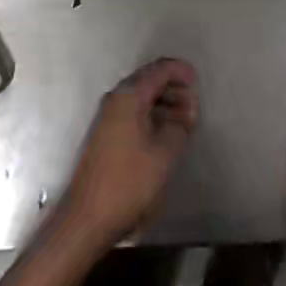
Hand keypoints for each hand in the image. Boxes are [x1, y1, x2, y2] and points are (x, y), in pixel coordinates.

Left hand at [55, 57, 198, 245]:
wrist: (89, 215)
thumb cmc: (129, 181)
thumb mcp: (164, 153)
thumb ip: (179, 125)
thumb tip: (186, 110)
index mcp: (129, 96)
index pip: (158, 70)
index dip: (179, 71)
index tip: (197, 80)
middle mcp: (116, 98)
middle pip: (148, 80)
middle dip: (173, 86)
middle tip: (194, 103)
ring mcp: (109, 116)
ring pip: (141, 97)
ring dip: (163, 102)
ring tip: (185, 119)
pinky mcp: (107, 134)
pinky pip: (134, 112)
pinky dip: (152, 114)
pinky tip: (166, 131)